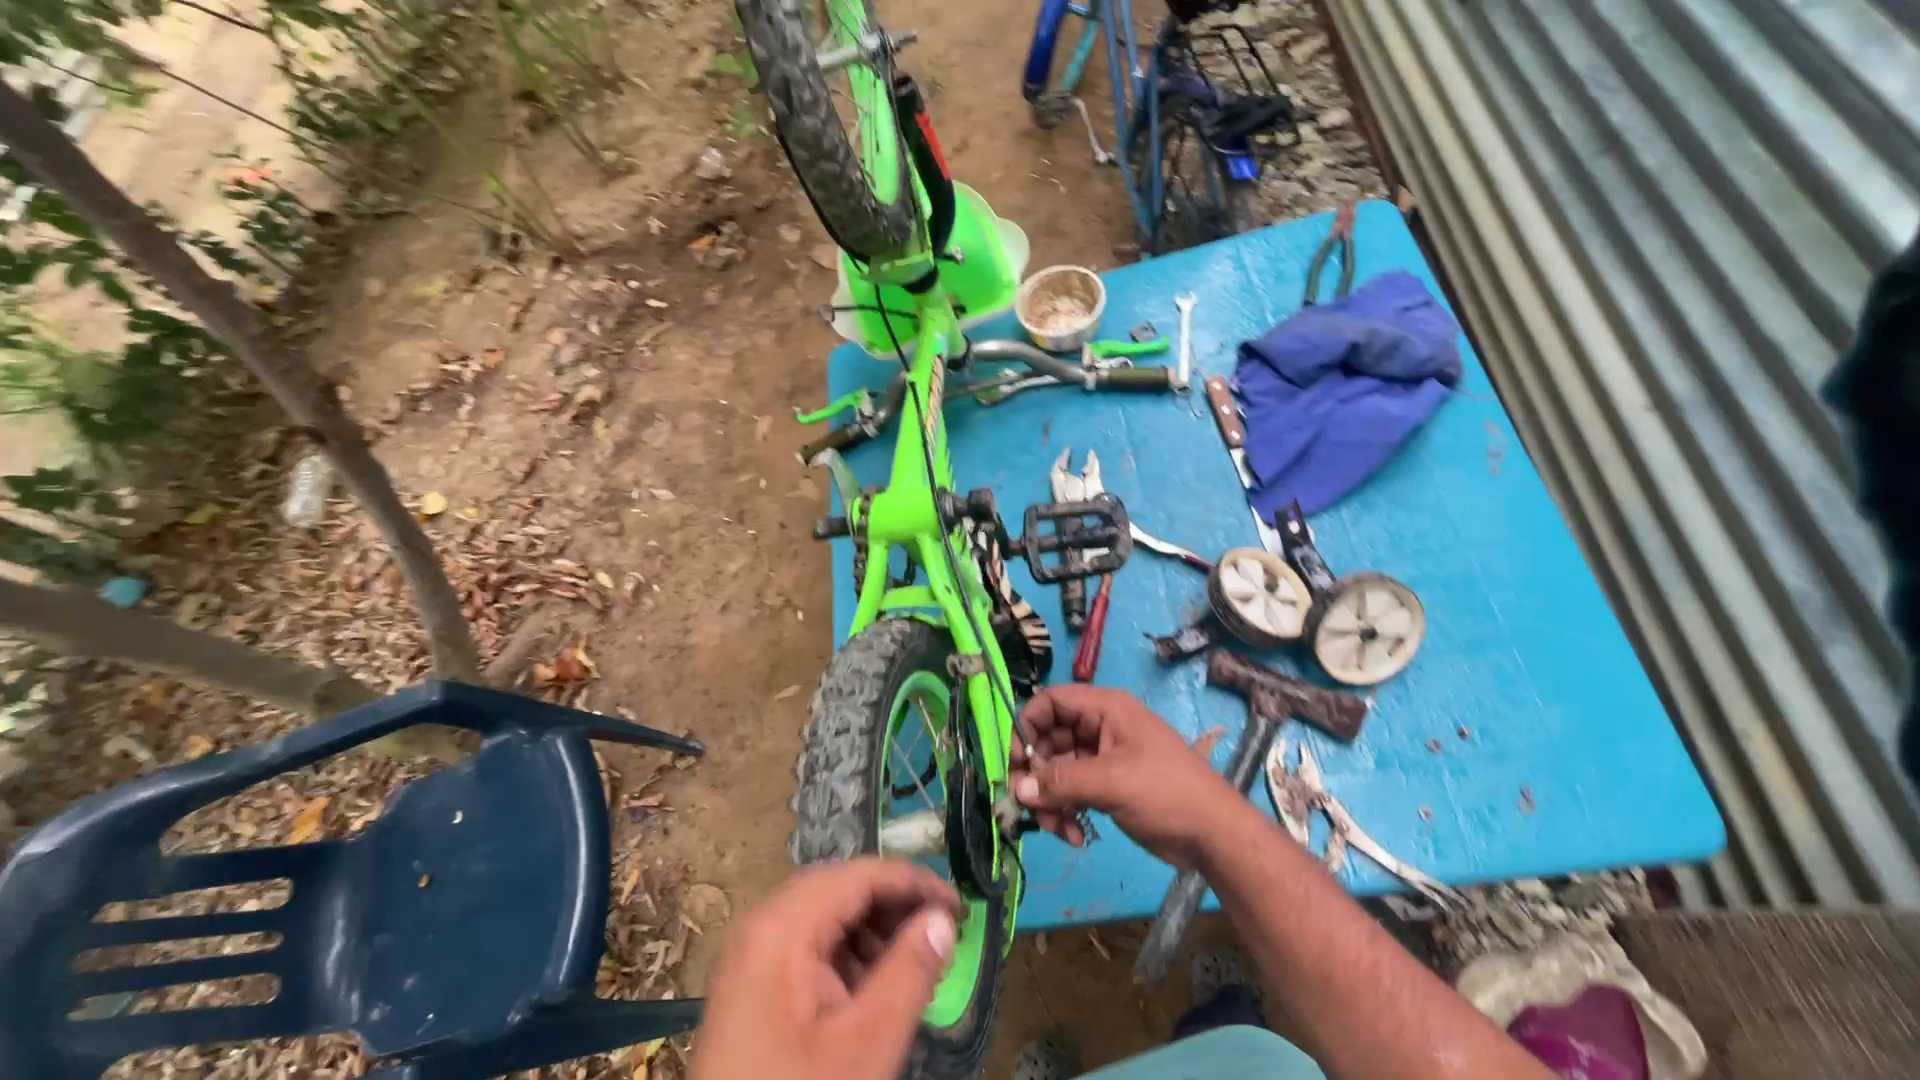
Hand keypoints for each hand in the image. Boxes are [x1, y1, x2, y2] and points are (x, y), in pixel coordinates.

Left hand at [690, 860, 961, 1079]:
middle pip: (839, 888)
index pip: (859, 875)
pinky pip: (805, 942)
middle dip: (893, 906)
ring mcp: (750, 951)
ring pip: (823, 913)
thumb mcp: (868, 1039)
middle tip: (939, 933)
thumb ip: (910, 971)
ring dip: (871, 929)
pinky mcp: (749, 979)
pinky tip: (873, 986)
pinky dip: (845, 952)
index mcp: (783, 926)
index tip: (958, 905)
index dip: (914, 882)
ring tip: (912, 964)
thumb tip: (942, 919)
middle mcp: (760, 923)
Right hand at [1009, 685, 1239, 865]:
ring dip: (1049, 800)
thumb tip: (1017, 788)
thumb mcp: (1112, 782)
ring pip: (1057, 771)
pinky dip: (1066, 812)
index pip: (1051, 703)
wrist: (1213, 834)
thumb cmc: (1166, 793)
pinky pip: (1072, 792)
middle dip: (1037, 774)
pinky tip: (1074, 836)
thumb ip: (1061, 782)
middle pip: (1049, 740)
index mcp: (1106, 710)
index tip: (1015, 762)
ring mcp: (1104, 759)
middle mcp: (1101, 728)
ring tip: (1056, 828)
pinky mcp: (1107, 787)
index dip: (1027, 727)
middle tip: (1027, 804)